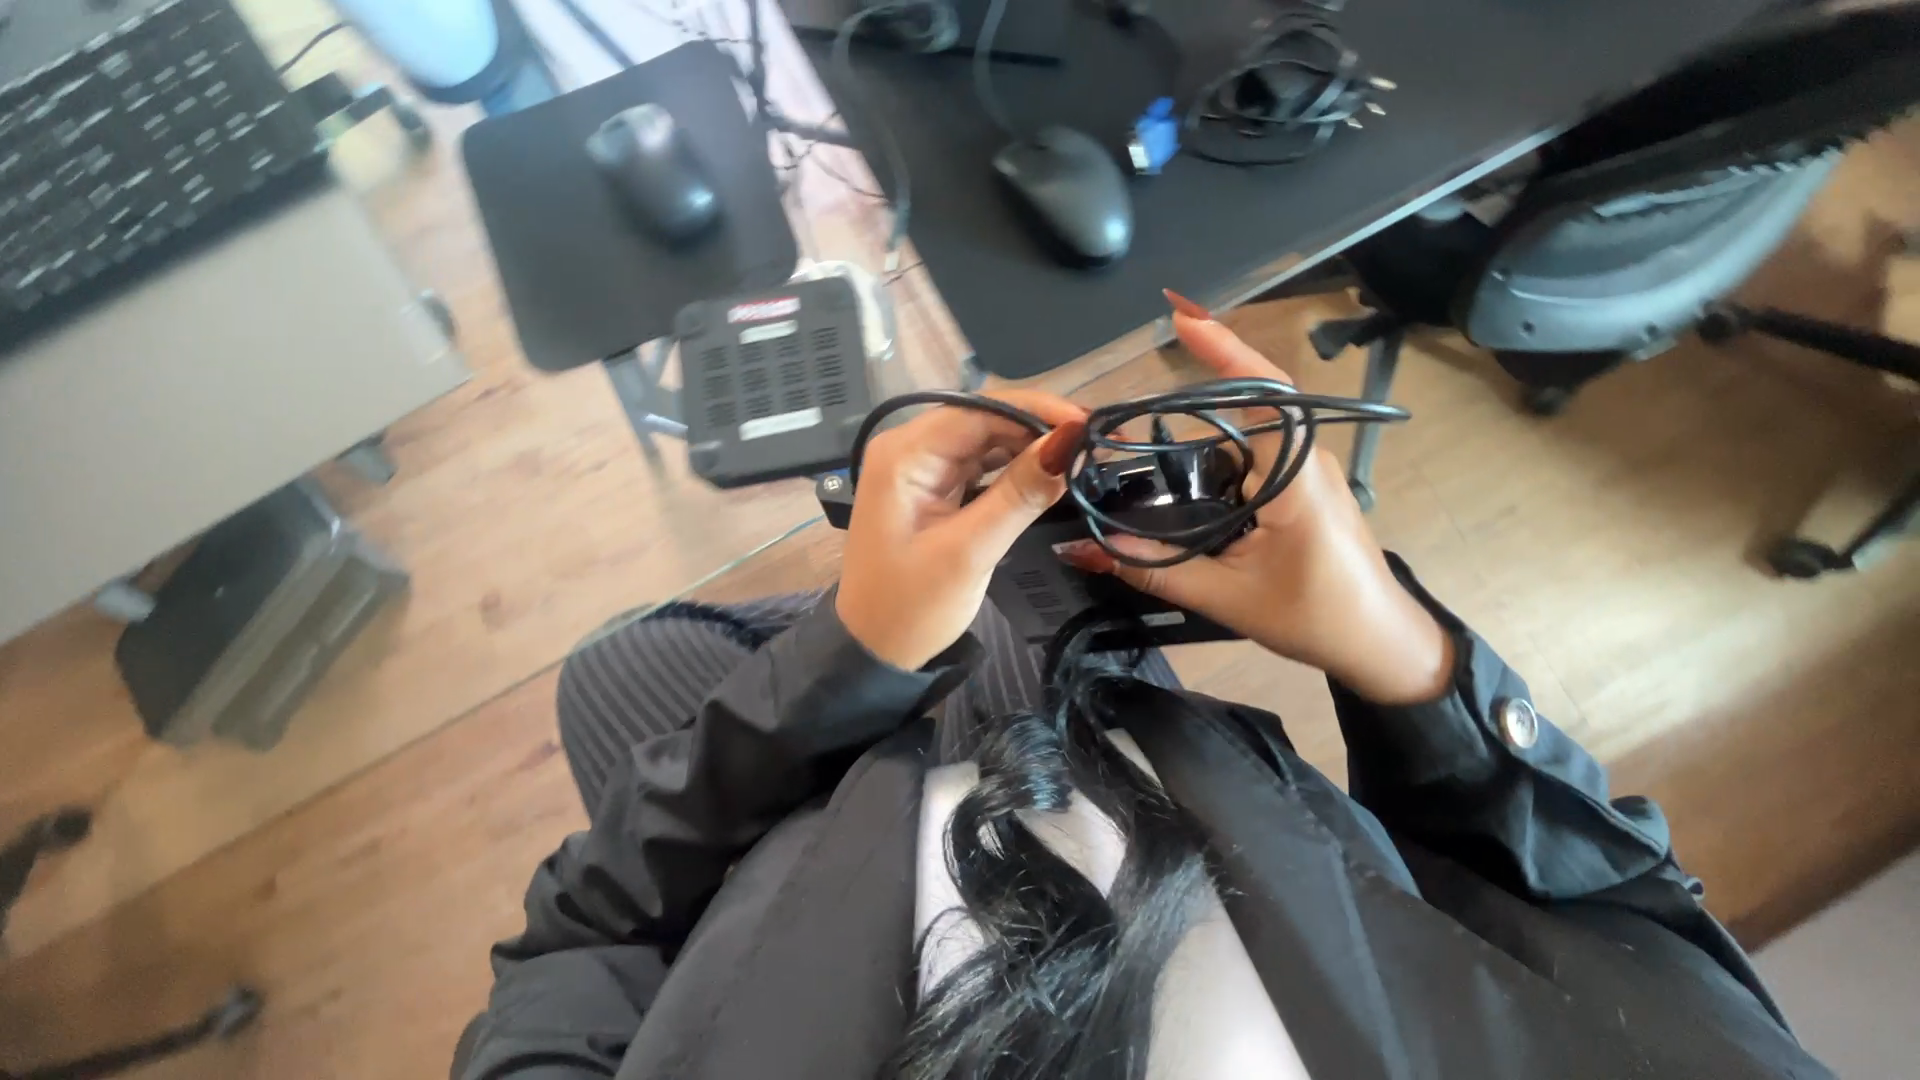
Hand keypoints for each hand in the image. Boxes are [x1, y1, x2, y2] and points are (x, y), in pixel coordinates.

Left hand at [837, 392, 1088, 670]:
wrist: (874, 650)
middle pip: (985, 418)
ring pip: (987, 439)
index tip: (1092, 426)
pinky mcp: (933, 488)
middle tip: (1099, 443)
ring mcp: (920, 468)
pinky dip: (1015, 467)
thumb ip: (1020, 493)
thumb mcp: (970, 551)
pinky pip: (981, 464)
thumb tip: (1072, 441)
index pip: (980, 409)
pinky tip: (1049, 473)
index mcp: (905, 454)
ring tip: (1084, 456)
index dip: (1040, 411)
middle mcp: (909, 448)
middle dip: (1041, 426)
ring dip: (1033, 445)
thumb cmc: (912, 607)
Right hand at [1061, 307, 1453, 704]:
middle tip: (1138, 387)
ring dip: (1203, 425)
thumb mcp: (1228, 599)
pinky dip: (1217, 453)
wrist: (1383, 645)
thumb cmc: (1318, 619)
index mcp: (1297, 482)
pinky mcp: (1303, 492)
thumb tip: (1086, 548)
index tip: (1182, 318)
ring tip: (1145, 433)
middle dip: (1198, 385)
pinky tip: (1182, 472)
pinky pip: (1255, 456)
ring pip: (1249, 434)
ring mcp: (1308, 476)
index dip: (1227, 351)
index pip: (1267, 396)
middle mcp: (1306, 464)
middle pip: (1249, 406)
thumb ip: (1155, 570)